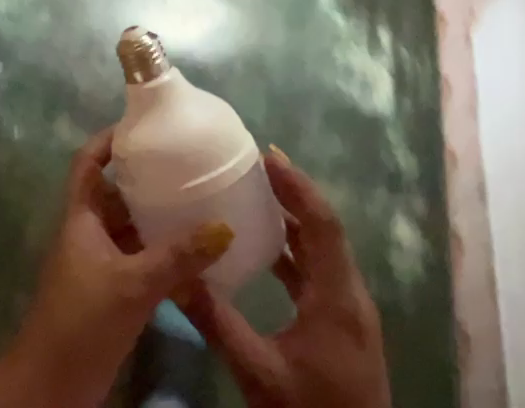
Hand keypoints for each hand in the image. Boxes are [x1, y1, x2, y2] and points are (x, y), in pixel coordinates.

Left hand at [0, 128, 234, 407]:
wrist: (54, 382)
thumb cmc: (83, 318)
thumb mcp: (133, 284)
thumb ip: (178, 256)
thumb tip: (224, 226)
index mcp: (80, 216)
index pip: (89, 162)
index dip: (109, 140)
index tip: (143, 125)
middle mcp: (87, 232)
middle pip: (115, 193)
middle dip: (145, 179)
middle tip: (187, 167)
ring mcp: (97, 263)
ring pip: (128, 227)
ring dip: (156, 218)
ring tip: (199, 205)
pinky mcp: (109, 291)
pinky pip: (137, 258)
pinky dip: (160, 252)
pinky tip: (193, 256)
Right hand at [178, 150, 390, 407]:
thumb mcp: (256, 370)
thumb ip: (216, 320)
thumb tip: (174, 274)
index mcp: (337, 298)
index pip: (323, 224)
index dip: (297, 185)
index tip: (266, 154)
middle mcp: (350, 296)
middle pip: (325, 230)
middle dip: (292, 194)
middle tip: (252, 165)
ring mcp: (349, 313)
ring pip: (323, 251)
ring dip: (293, 221)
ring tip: (253, 195)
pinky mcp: (342, 327)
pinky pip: (319, 273)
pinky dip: (293, 252)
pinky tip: (263, 251)